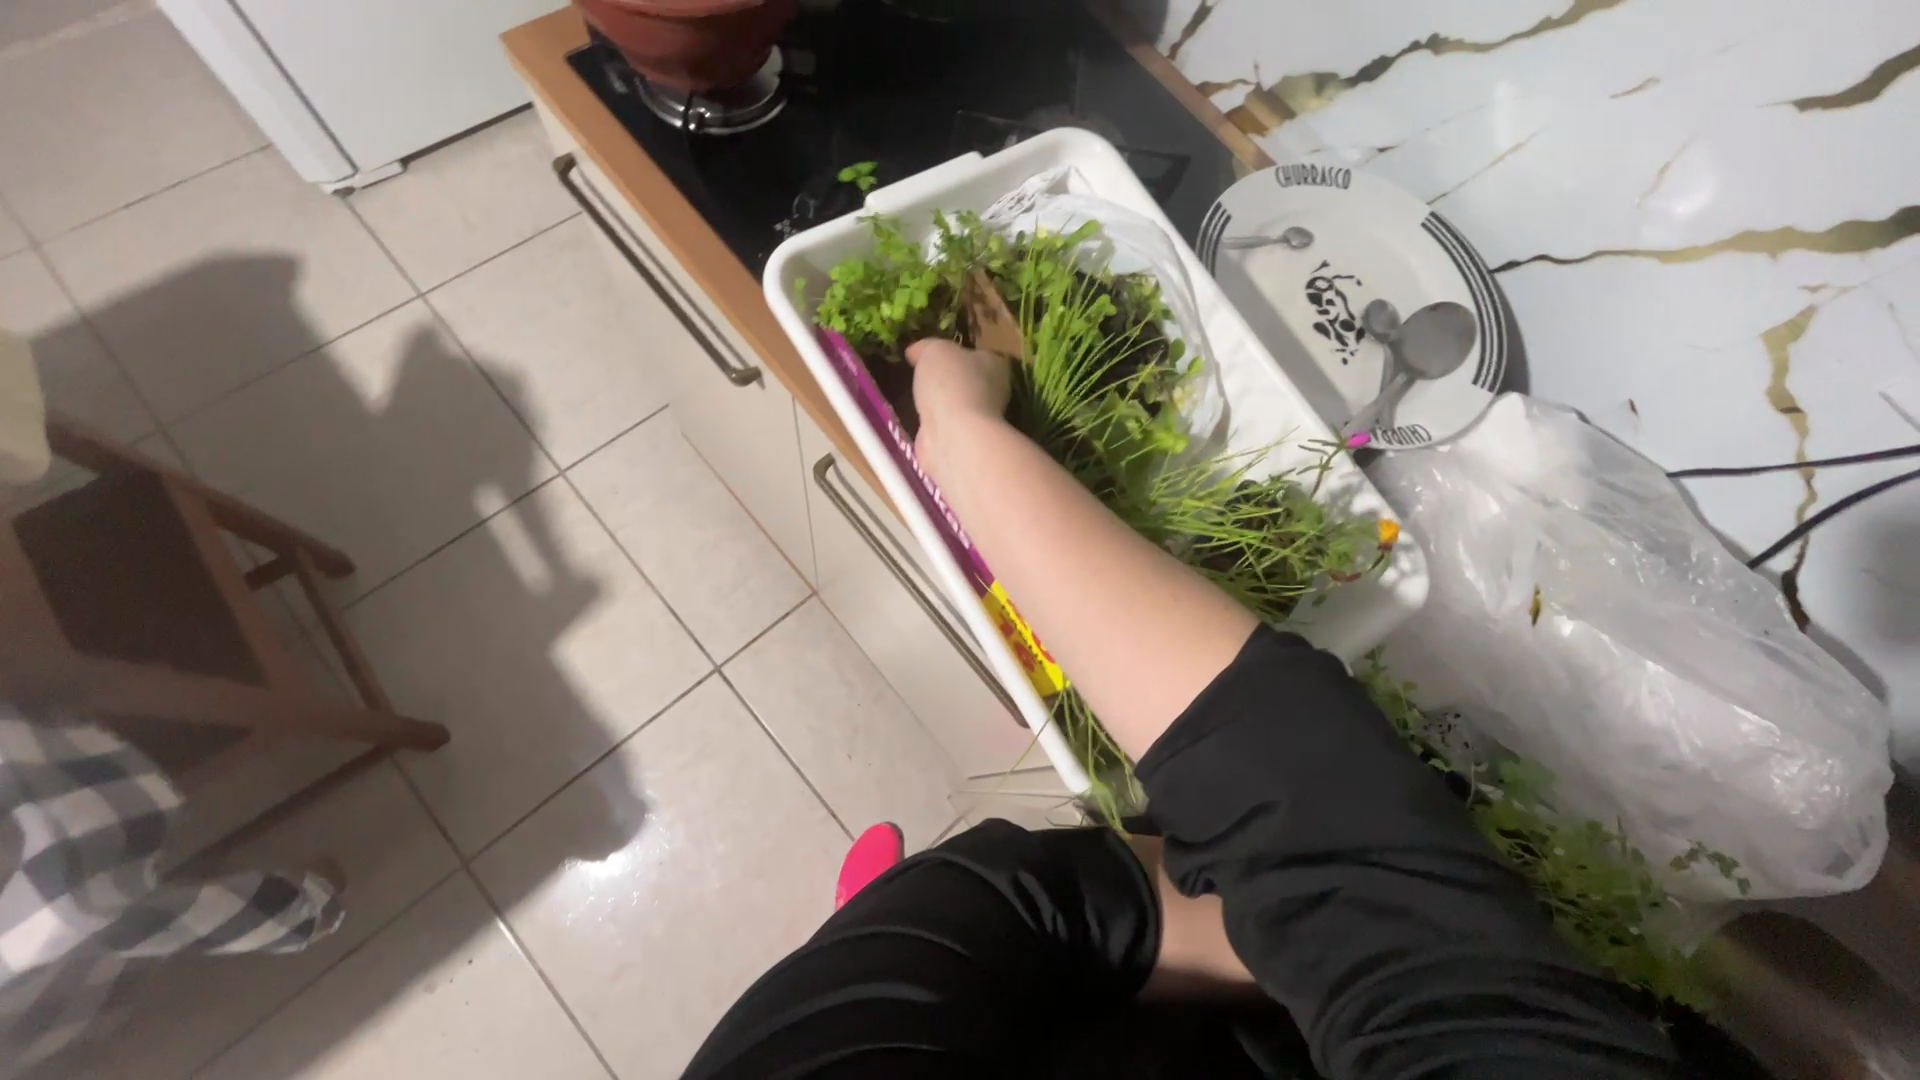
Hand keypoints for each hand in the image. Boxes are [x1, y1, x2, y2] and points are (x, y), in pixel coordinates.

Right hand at [907, 338, 1009, 473]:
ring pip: (955, 405)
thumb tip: (915, 351)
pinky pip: (944, 426)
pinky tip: (918, 420)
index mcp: (995, 364)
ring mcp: (979, 420)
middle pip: (967, 381)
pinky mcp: (963, 441)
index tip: (931, 354)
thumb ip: (926, 347)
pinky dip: (933, 423)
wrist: (953, 433)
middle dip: (947, 379)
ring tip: (914, 397)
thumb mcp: (935, 350)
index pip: (977, 354)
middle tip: (920, 375)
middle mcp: (994, 393)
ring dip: (939, 403)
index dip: (955, 352)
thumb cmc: (951, 382)